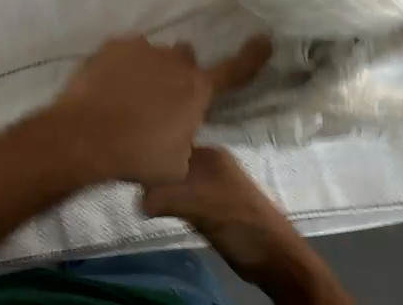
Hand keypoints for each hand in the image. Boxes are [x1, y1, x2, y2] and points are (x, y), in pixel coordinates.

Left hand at [43, 34, 271, 185]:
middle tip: (163, 97)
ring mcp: (141, 49)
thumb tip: (180, 131)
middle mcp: (173, 62)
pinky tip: (110, 87)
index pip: (234, 71)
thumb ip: (187, 139)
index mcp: (197, 90)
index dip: (252, 56)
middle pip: (186, 58)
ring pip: (154, 54)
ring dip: (149, 69)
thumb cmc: (137, 156)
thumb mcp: (177, 163)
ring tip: (129, 95)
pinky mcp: (112, 45)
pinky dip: (123, 66)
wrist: (86, 135)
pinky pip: (125, 52)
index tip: (264, 38)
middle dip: (181, 72)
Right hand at [143, 148, 353, 304]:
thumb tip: (136, 199)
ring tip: (135, 189)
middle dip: (151, 168)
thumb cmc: (239, 223)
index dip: (149, 147)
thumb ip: (163, 197)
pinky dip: (168, 201)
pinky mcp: (212, 207)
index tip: (125, 154)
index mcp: (211, 153)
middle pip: (171, 159)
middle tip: (125, 174)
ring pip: (176, 179)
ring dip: (159, 187)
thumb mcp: (197, 205)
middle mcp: (211, 163)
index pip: (170, 140)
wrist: (277, 261)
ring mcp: (213, 186)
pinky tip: (155, 206)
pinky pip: (181, 196)